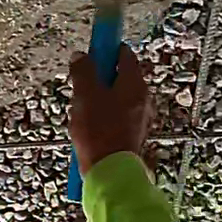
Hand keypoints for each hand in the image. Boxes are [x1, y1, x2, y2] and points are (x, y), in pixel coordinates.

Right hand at [68, 44, 153, 173]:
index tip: (92, 50)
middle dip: (97, 78)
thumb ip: (83, 71)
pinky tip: (86, 127)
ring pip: (115, 97)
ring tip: (80, 111)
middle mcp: (142, 98)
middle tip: (80, 86)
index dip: (106, 49)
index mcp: (134, 84)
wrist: (110, 172)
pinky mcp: (131, 134)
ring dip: (97, 99)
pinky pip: (115, 116)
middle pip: (119, 77)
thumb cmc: (99, 132)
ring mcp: (138, 117)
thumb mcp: (85, 95)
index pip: (124, 54)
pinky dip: (101, 116)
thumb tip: (80, 57)